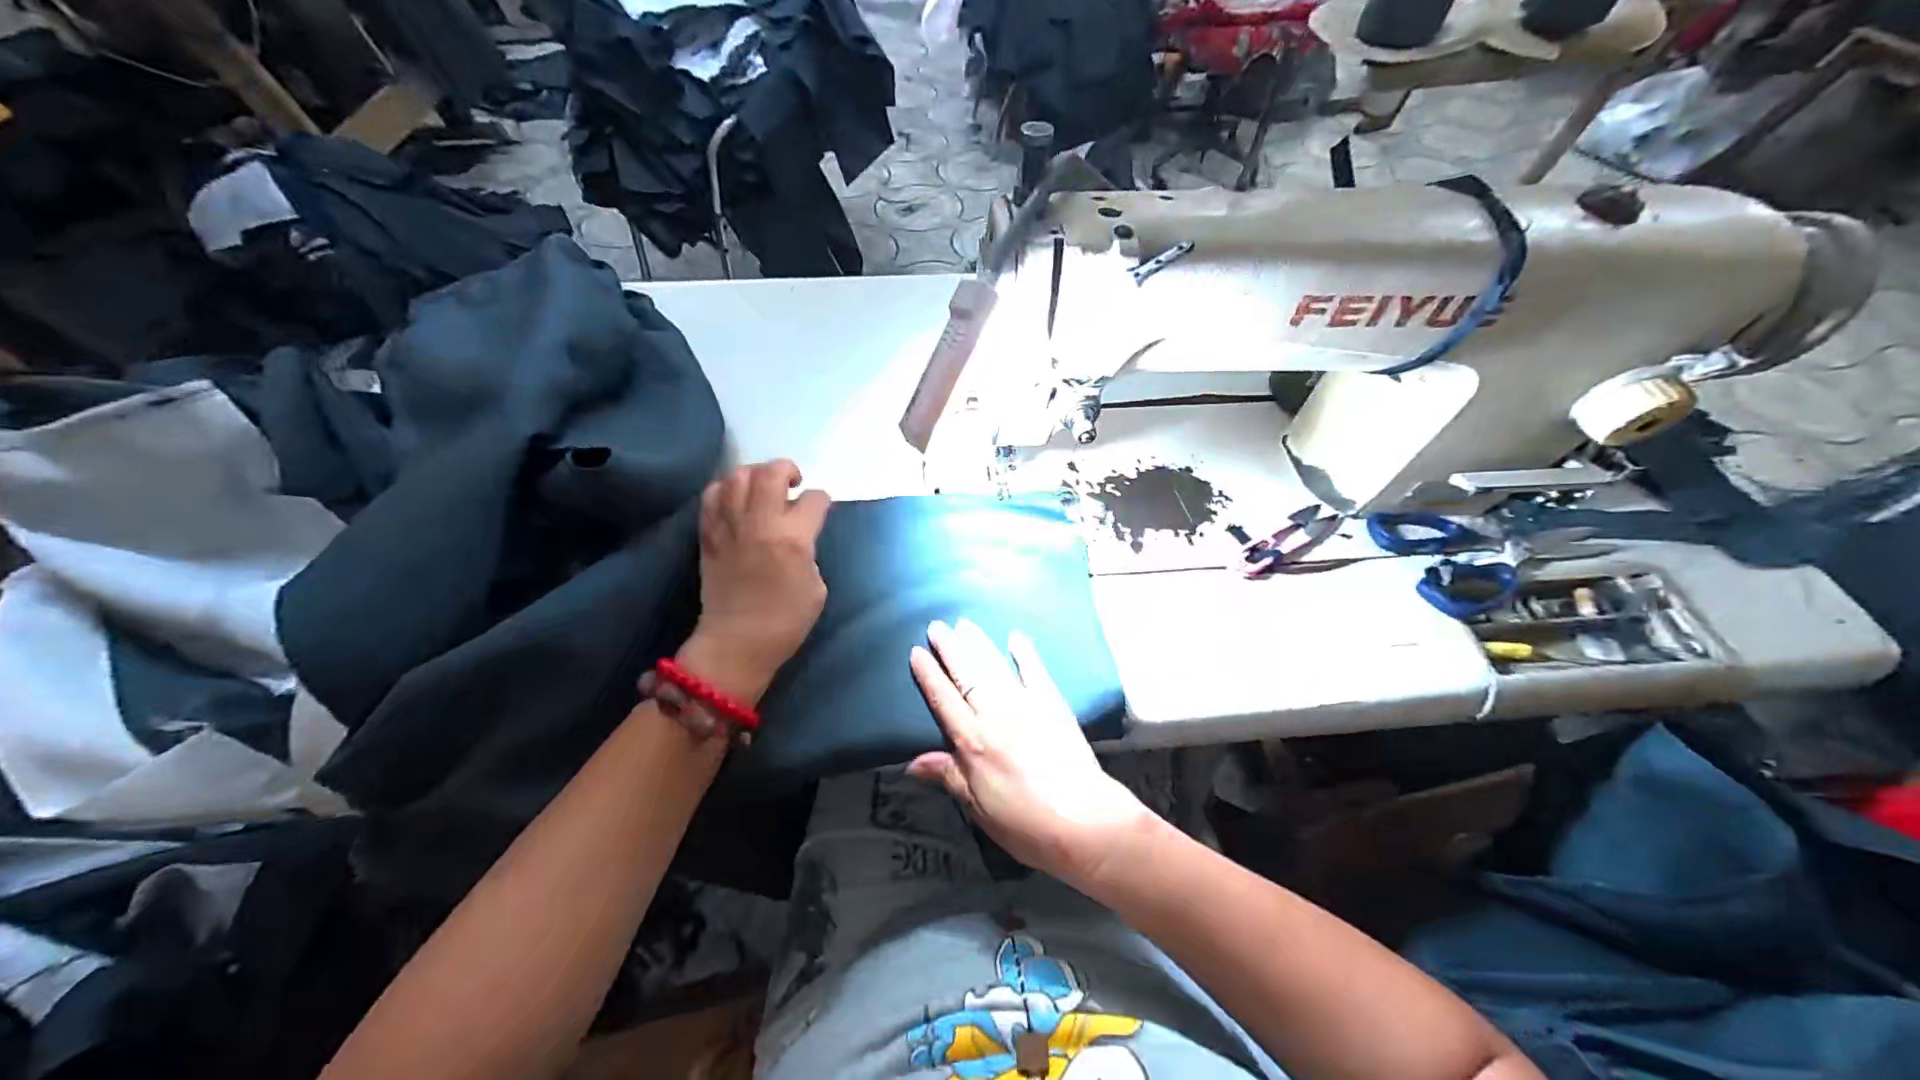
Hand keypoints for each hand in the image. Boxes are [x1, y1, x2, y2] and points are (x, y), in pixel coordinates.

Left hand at [679, 460, 829, 703]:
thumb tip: (799, 535)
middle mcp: (760, 523)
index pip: (814, 499)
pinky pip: (712, 494)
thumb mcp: (817, 586)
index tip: (820, 509)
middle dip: (787, 469)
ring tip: (763, 487)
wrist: (737, 642)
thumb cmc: (786, 621)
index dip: (822, 501)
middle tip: (793, 482)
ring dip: (755, 474)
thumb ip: (809, 551)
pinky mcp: (708, 534)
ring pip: (738, 476)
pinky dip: (726, 488)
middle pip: (771, 472)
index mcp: (793, 538)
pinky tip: (736, 499)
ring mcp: (730, 526)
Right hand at [907, 619, 1157, 889]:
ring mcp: (1027, 707)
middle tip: (937, 625)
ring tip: (965, 625)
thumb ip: (949, 777)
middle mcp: (997, 716)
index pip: (944, 700)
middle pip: (967, 675)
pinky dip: (1025, 654)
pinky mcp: (1054, 706)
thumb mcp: (978, 809)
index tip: (917, 652)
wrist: (1085, 823)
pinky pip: (1036, 673)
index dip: (929, 675)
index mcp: (973, 743)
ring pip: (996, 667)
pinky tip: (1015, 637)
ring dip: (979, 644)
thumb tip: (913, 762)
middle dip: (950, 648)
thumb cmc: (1026, 824)